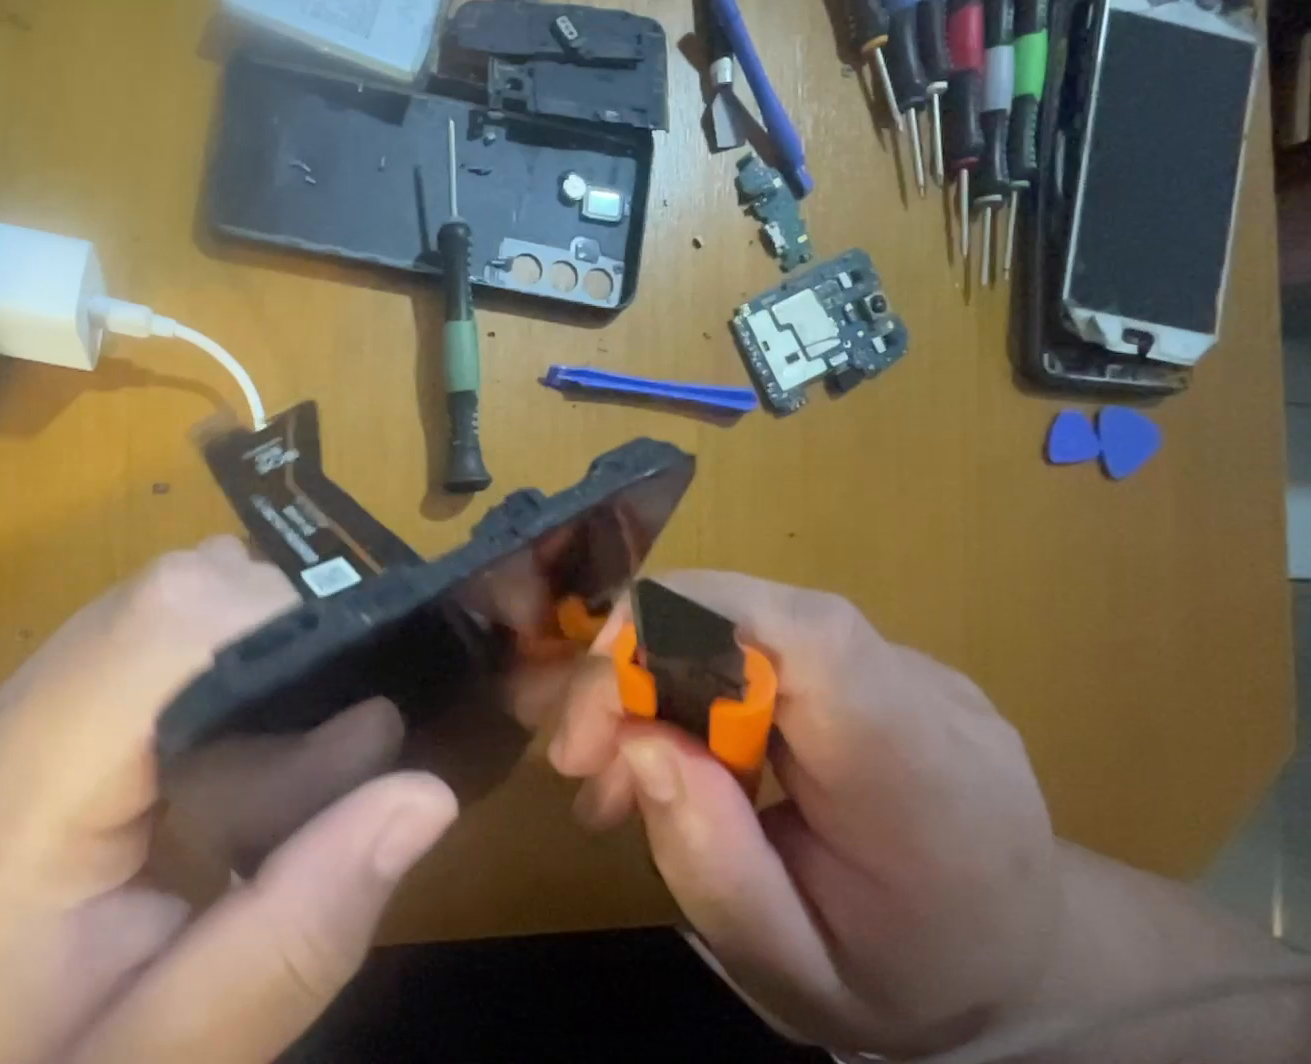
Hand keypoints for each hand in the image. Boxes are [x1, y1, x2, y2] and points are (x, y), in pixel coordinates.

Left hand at [0, 537, 456, 1063]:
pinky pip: (146, 659)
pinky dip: (218, 698)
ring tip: (289, 791)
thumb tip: (424, 796)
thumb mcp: (160, 1058)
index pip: (168, 616)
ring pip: (166, 612)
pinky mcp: (32, 724)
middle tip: (343, 758)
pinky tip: (236, 794)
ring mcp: (14, 710)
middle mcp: (13, 716)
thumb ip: (293, 942)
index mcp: (27, 790)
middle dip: (284, 644)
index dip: (284, 620)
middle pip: (174, 593)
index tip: (366, 692)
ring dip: (255, 671)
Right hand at [548, 572, 1057, 1058]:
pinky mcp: (863, 664)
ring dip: (647, 682)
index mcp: (918, 773)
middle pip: (744, 616)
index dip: (683, 624)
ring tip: (609, 780)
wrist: (1020, 958)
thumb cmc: (904, 979)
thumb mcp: (796, 978)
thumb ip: (715, 869)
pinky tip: (666, 754)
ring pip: (732, 623)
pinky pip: (748, 646)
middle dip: (631, 670)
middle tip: (576, 762)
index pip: (809, 635)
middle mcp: (915, 690)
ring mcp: (893, 665)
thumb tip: (638, 742)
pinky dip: (681, 686)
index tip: (599, 695)